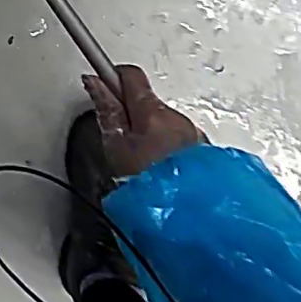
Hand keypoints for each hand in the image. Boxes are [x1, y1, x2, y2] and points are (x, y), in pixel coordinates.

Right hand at [82, 64, 203, 176]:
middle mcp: (177, 117)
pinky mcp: (204, 153)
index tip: (103, 85)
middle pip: (148, 100)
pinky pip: (180, 140)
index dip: (114, 78)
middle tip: (120, 137)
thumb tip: (95, 83)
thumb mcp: (117, 150)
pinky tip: (161, 171)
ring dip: (152, 133)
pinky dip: (169, 148)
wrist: (191, 226)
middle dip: (133, 112)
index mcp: (153, 112)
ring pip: (164, 122)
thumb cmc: (150, 188)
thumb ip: (107, 111)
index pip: (131, 75)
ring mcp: (193, 134)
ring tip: (142, 163)